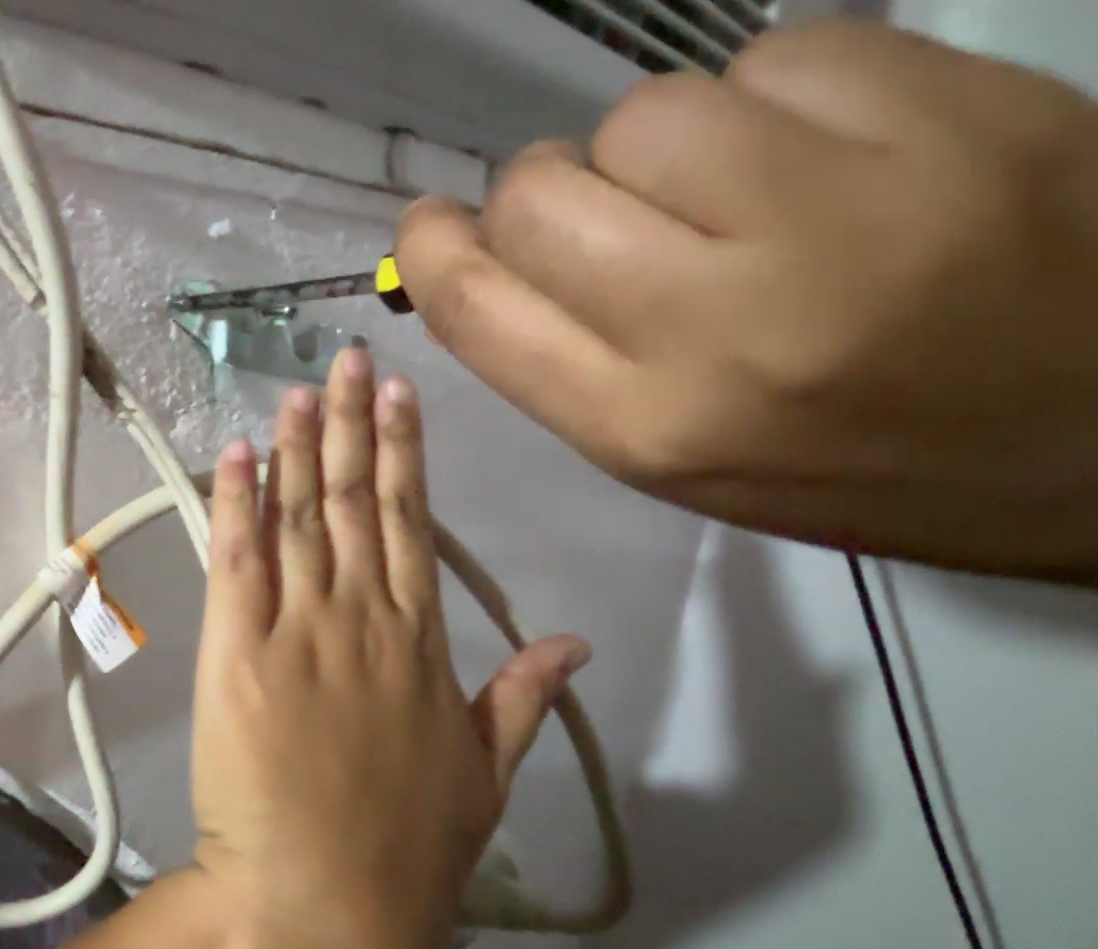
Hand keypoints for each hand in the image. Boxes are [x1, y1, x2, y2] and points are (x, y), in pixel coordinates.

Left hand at [190, 347, 590, 948]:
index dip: (405, 452)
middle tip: (345, 361)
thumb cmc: (407, 846)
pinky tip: (234, 453)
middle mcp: (362, 616)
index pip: (414, 522)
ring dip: (295, 447)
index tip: (399, 395)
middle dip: (350, 424)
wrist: (326, 901)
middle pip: (356, 500)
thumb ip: (524, 698)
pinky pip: (236, 558)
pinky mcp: (236, 651)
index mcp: (421, 639)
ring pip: (299, 516)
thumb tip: (578, 643)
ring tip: (296, 390)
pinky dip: (234, 501)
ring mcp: (297, 629)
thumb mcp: (486, 773)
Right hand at [396, 20, 1097, 580]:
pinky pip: (772, 56)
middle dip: (541, 193)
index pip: (478, 306)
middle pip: (536, 195)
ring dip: (655, 144)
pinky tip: (824, 147)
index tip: (430, 227)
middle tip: (601, 213)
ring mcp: (836, 212)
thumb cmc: (856, 465)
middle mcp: (716, 326)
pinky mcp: (944, 116)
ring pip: (641, 115)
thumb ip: (564, 362)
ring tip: (732, 186)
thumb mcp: (679, 455)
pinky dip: (771, 93)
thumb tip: (472, 261)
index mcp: (646, 425)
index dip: (430, 250)